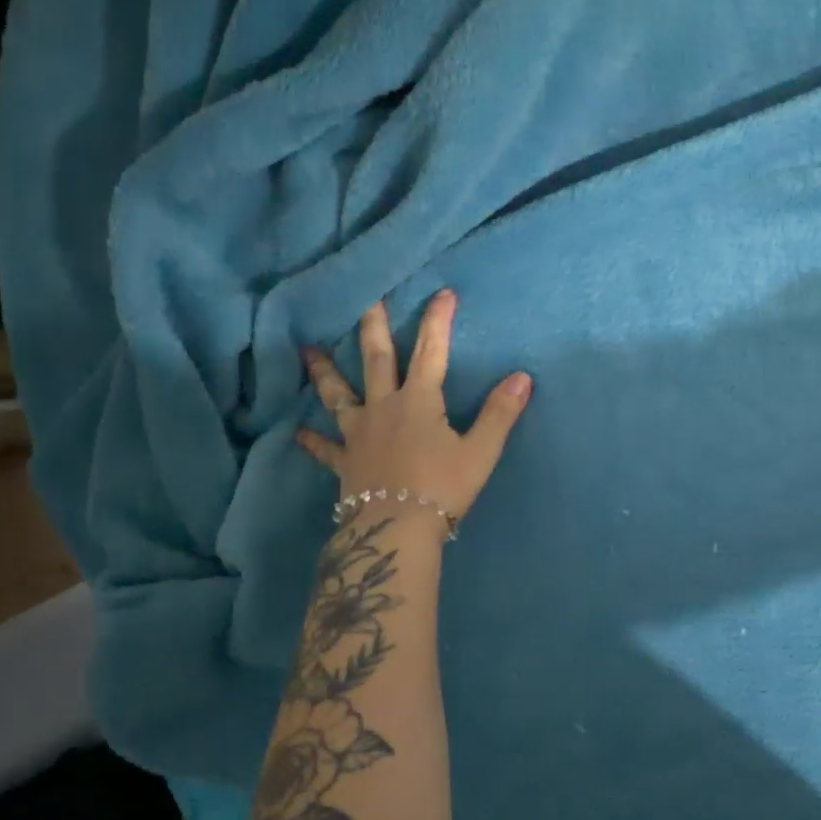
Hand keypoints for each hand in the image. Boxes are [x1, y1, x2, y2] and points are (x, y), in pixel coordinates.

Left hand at [298, 290, 531, 532]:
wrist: (397, 527)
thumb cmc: (443, 487)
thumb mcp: (481, 451)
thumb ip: (500, 413)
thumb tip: (523, 377)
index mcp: (419, 401)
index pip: (431, 351)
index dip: (437, 320)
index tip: (443, 292)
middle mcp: (384, 408)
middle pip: (376, 360)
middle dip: (373, 326)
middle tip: (364, 298)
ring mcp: (359, 433)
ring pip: (339, 395)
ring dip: (325, 371)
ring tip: (309, 351)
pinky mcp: (345, 461)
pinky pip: (325, 448)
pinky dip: (312, 440)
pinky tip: (298, 433)